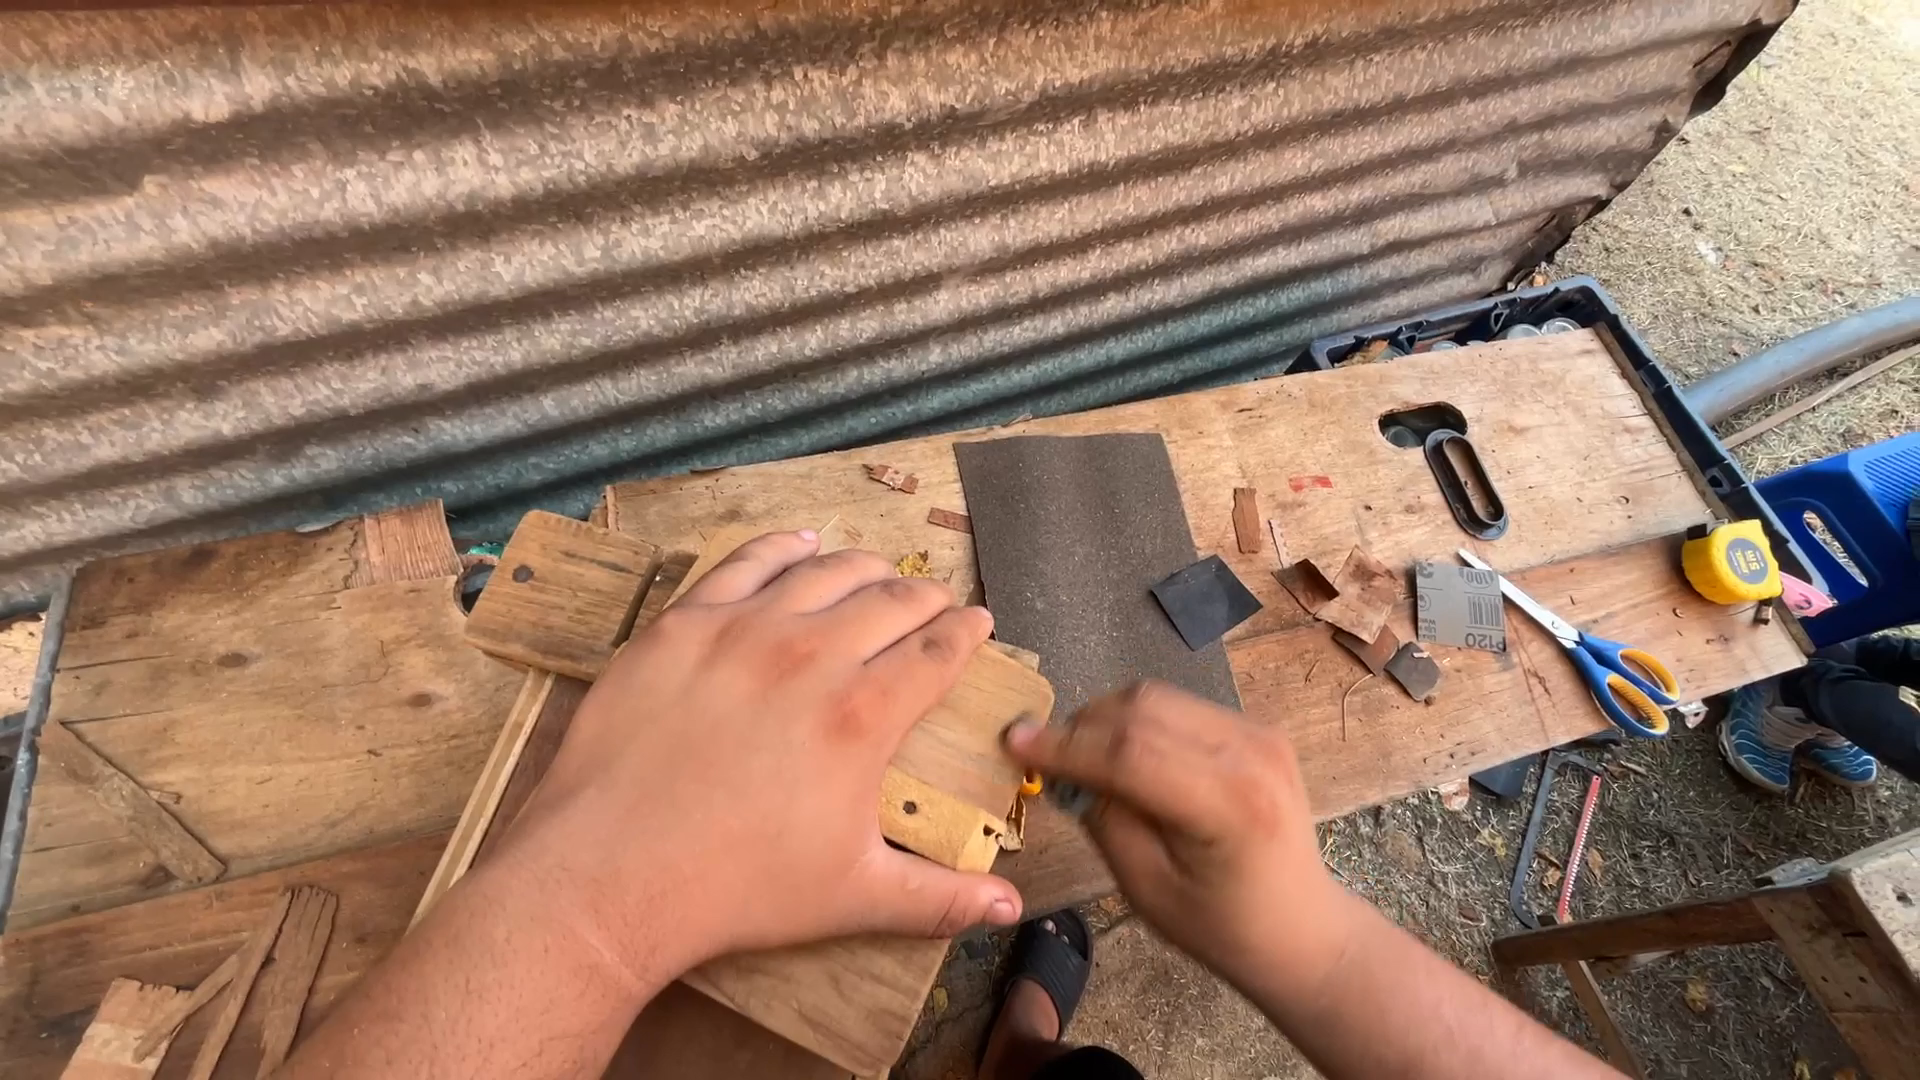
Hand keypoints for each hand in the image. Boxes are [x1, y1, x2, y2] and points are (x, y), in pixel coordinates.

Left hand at [493, 530, 1023, 985]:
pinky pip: (748, 561)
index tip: (978, 623)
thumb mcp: (853, 896)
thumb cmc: (740, 888)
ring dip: (869, 568)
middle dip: (928, 597)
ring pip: (830, 570)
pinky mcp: (687, 621)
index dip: (967, 632)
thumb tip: (1012, 908)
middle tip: (935, 604)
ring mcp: (747, 628)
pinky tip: (803, 543)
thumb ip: (940, 896)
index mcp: (864, 713)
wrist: (609, 877)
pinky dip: (785, 546)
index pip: (938, 651)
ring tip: (881, 574)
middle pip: (894, 599)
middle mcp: (815, 653)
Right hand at [1003, 683, 1349, 998]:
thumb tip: (1067, 769)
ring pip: (1155, 696)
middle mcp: (1249, 752)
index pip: (1130, 752)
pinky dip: (1137, 719)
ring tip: (1084, 754)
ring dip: (1106, 718)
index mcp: (1229, 804)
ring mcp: (1257, 731)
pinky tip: (1125, 752)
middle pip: (1141, 709)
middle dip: (1081, 725)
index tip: (1014, 742)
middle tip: (1045, 753)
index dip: (1066, 744)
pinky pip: (1176, 705)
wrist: (1305, 929)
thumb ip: (1104, 818)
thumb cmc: (1222, 927)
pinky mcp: (1255, 726)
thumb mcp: (1146, 889)